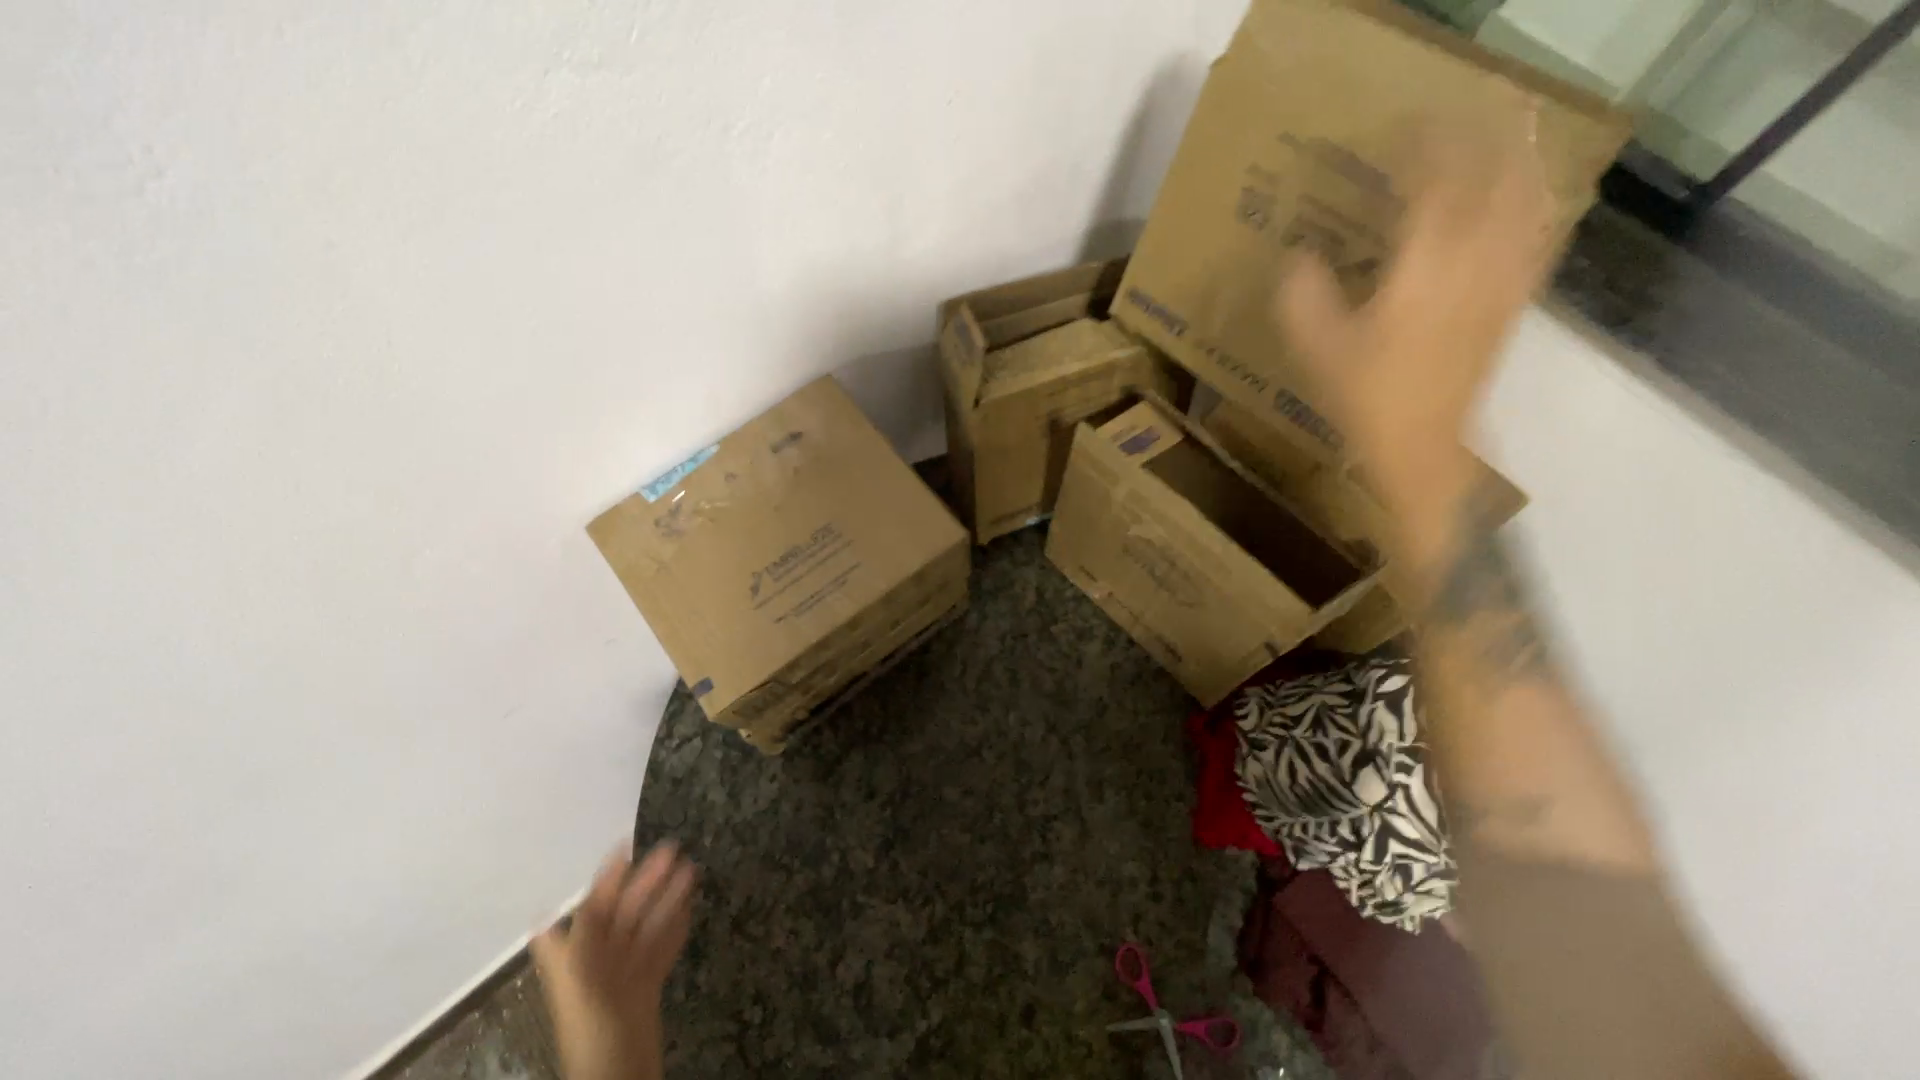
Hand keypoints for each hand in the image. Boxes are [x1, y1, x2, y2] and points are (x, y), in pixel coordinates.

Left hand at [532, 842, 697, 1079]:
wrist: (616, 1076)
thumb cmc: (592, 1027)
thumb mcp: (579, 979)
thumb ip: (578, 939)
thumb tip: (549, 907)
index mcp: (577, 956)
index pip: (594, 905)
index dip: (607, 877)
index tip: (626, 846)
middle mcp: (599, 959)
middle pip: (626, 911)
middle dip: (648, 880)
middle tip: (672, 849)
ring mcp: (625, 972)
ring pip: (648, 925)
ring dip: (668, 897)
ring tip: (691, 869)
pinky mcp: (646, 986)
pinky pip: (662, 948)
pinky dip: (675, 926)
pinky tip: (690, 906)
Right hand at [1274, 102, 1557, 506]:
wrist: (1421, 452)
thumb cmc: (1365, 400)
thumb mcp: (1316, 349)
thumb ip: (1302, 295)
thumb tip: (1298, 258)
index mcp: (1421, 269)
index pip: (1434, 185)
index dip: (1423, 149)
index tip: (1404, 128)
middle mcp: (1472, 265)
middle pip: (1493, 182)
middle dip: (1480, 143)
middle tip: (1458, 123)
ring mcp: (1501, 285)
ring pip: (1526, 205)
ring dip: (1518, 165)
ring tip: (1508, 140)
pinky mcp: (1512, 306)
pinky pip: (1537, 243)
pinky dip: (1537, 210)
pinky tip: (1532, 200)